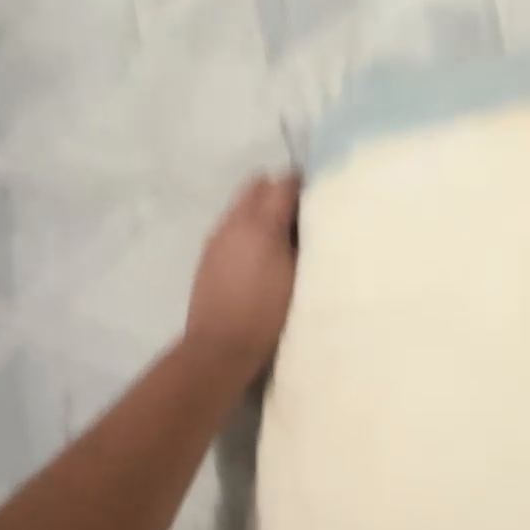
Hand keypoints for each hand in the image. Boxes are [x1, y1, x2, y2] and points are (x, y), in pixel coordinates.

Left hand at [186, 173, 300, 372]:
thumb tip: (311, 219)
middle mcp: (235, 222)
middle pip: (258, 185)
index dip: (304, 185)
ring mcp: (217, 236)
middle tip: (301, 213)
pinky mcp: (208, 253)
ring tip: (284, 236)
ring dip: (263, 210)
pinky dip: (248, 227)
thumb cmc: (270, 311)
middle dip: (279, 191)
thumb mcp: (300, 274)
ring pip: (243, 204)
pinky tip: (262, 254)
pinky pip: (232, 224)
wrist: (221, 346)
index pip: (284, 184)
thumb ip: (304, 239)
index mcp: (262, 225)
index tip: (322, 196)